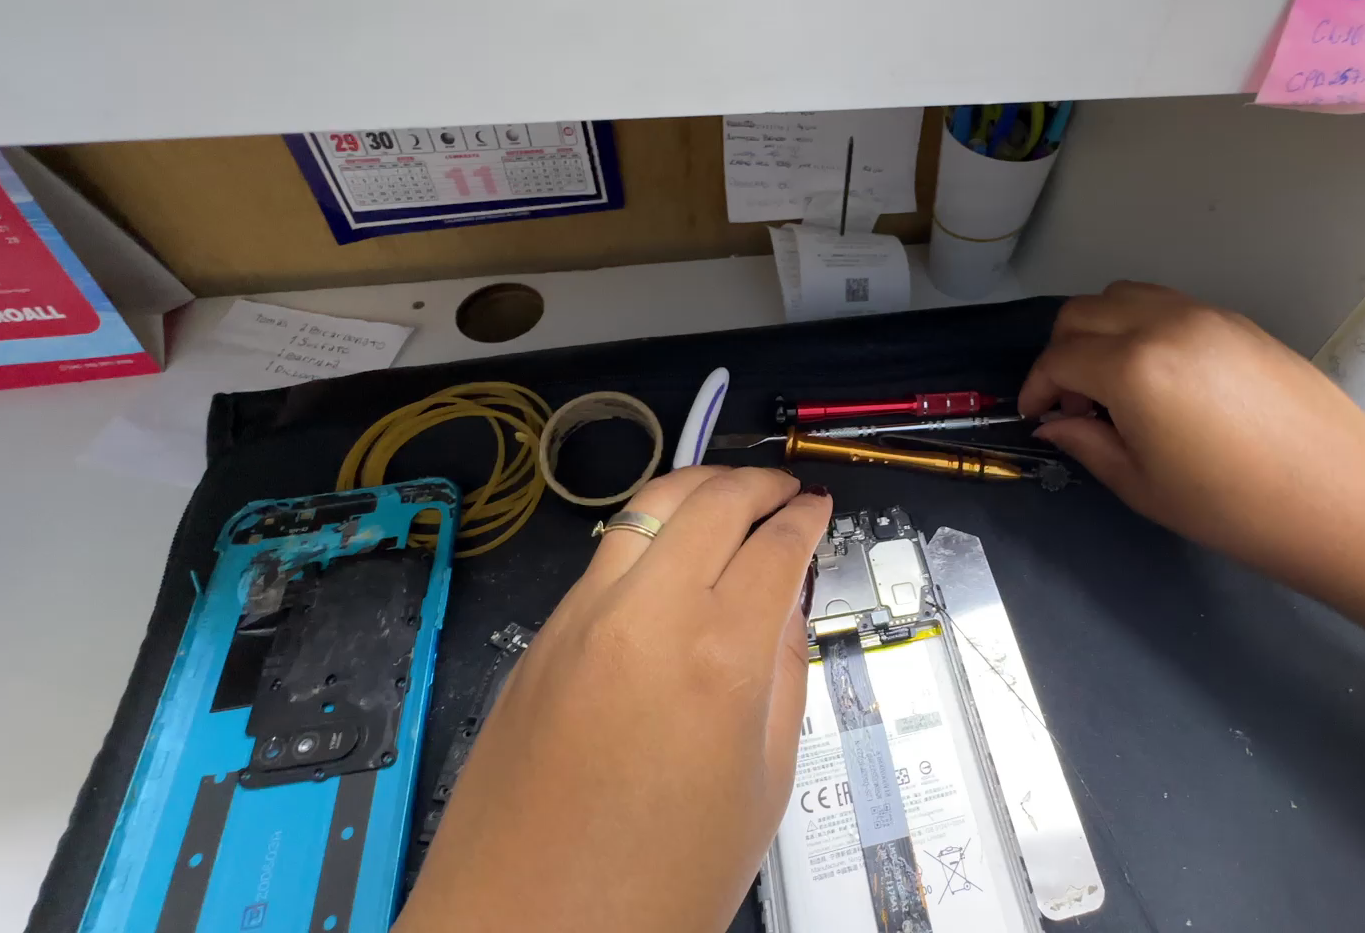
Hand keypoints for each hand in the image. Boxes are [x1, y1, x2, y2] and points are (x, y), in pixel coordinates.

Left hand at [395, 466, 831, 932]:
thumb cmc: (665, 880)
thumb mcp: (764, 781)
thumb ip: (784, 671)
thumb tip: (783, 602)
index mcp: (718, 658)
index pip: (775, 546)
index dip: (807, 518)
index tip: (820, 507)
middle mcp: (647, 615)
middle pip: (713, 502)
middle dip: (760, 484)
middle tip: (786, 491)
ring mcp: (584, 616)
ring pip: (649, 505)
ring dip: (702, 488)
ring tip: (733, 496)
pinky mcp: (545, 634)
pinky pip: (610, 553)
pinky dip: (654, 531)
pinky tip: (673, 556)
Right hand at [1020, 282, 1364, 577]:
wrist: (1345, 502)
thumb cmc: (1233, 508)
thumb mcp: (1142, 485)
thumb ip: (1086, 444)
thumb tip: (1053, 425)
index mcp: (1133, 367)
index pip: (1058, 358)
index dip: (1036, 388)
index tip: (1037, 417)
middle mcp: (1163, 324)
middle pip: (1082, 313)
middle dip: (1061, 353)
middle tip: (1073, 403)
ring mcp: (1206, 316)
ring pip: (1124, 296)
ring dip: (1100, 331)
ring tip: (1114, 384)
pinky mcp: (1239, 322)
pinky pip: (1168, 306)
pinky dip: (1141, 327)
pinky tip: (1161, 378)